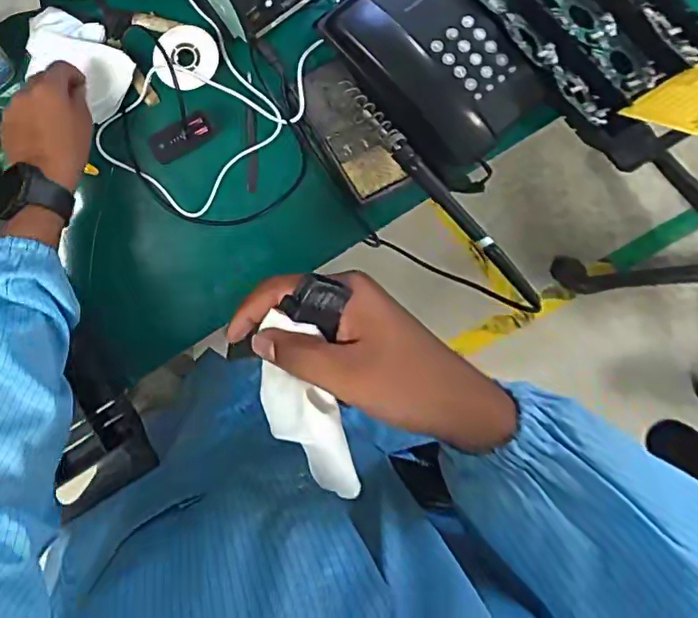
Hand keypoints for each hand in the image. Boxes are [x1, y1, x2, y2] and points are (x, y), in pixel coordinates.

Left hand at [2, 61, 91, 190]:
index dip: (73, 74)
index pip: (61, 66)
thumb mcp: (83, 119)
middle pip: (42, 78)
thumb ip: (78, 96)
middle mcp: (26, 91)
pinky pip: (20, 109)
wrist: (42, 179)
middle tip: (66, 101)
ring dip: (40, 99)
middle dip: (55, 85)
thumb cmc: (68, 148)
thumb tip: (73, 88)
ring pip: (29, 94)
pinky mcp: (5, 122)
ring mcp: (13, 107)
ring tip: (50, 117)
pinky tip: (37, 128)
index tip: (79, 86)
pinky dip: (29, 112)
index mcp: (48, 87)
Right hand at [226, 271, 518, 452]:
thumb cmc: (405, 386)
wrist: (466, 410)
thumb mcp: (345, 375)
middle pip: (294, 300)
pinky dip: (309, 348)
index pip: (282, 287)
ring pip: (308, 318)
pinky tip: (307, 371)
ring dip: (290, 340)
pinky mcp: (367, 327)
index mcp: (346, 290)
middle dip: (270, 326)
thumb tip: (257, 339)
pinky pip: (325, 331)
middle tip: (254, 357)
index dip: (251, 309)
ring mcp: (361, 308)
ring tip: (277, 367)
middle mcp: (351, 291)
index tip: (232, 339)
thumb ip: (296, 354)